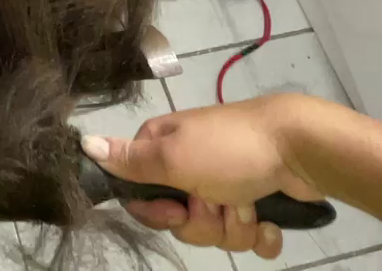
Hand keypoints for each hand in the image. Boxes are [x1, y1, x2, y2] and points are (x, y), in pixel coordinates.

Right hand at [82, 94, 326, 260]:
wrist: (299, 148)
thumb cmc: (229, 149)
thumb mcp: (174, 157)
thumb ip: (129, 160)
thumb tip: (83, 144)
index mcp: (162, 149)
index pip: (141, 195)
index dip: (159, 212)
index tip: (178, 210)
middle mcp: (187, 164)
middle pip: (181, 220)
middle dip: (204, 222)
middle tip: (219, 201)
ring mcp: (222, 183)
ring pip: (215, 232)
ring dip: (235, 227)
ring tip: (250, 205)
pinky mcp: (254, 199)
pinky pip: (248, 237)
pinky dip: (260, 234)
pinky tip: (270, 221)